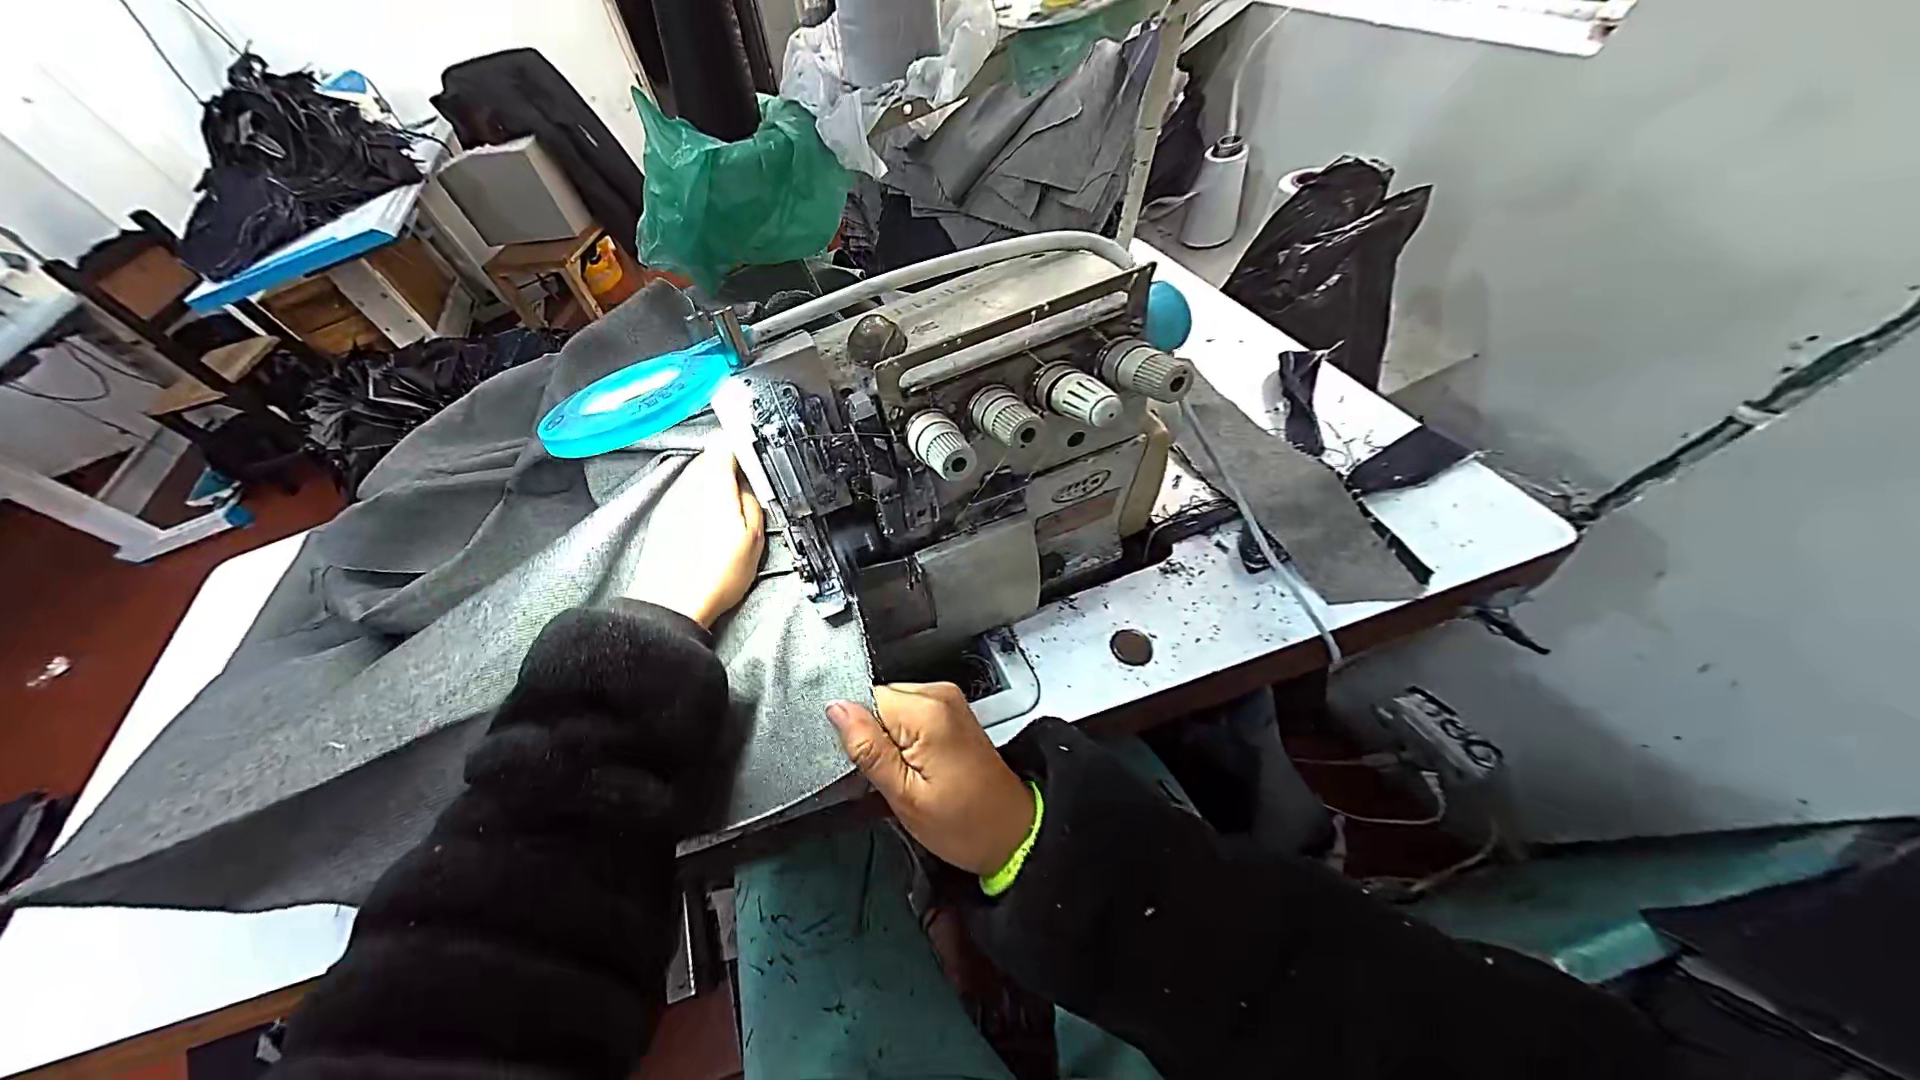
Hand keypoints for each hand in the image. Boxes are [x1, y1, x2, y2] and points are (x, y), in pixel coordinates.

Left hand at [627, 447, 765, 628]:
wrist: (673, 604)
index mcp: (714, 485)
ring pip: (699, 476)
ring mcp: (672, 498)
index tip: (757, 456)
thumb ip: (753, 501)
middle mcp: (689, 485)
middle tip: (751, 488)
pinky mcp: (664, 514)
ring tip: (732, 510)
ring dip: (716, 484)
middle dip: (731, 467)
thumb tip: (750, 483)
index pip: (725, 444)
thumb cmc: (715, 575)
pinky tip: (712, 524)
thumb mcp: (753, 537)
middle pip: (711, 458)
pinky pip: (687, 494)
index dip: (743, 446)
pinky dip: (702, 500)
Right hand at [827, 683, 1035, 875]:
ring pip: (890, 707)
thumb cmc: (966, 822)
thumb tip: (837, 710)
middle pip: (877, 700)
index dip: (858, 733)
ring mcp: (947, 700)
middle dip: (873, 736)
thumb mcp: (903, 796)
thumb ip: (867, 748)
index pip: (864, 699)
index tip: (867, 763)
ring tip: (909, 773)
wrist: (1010, 830)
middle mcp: (939, 695)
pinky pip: (908, 713)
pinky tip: (918, 765)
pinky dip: (904, 737)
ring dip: (888, 739)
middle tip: (890, 776)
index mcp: (927, 712)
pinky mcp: (950, 710)